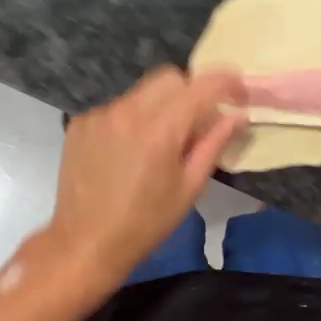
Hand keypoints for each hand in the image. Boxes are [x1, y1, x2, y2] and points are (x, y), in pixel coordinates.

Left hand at [42, 66, 245, 283]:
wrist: (85, 243)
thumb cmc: (146, 223)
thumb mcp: (190, 188)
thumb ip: (214, 144)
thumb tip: (238, 116)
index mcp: (160, 130)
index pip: (200, 86)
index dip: (226, 82)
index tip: (239, 91)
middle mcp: (127, 111)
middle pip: (169, 78)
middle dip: (190, 92)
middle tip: (199, 123)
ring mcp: (100, 115)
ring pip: (142, 93)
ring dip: (160, 108)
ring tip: (160, 145)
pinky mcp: (81, 124)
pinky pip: (117, 109)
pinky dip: (132, 121)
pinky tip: (129, 153)